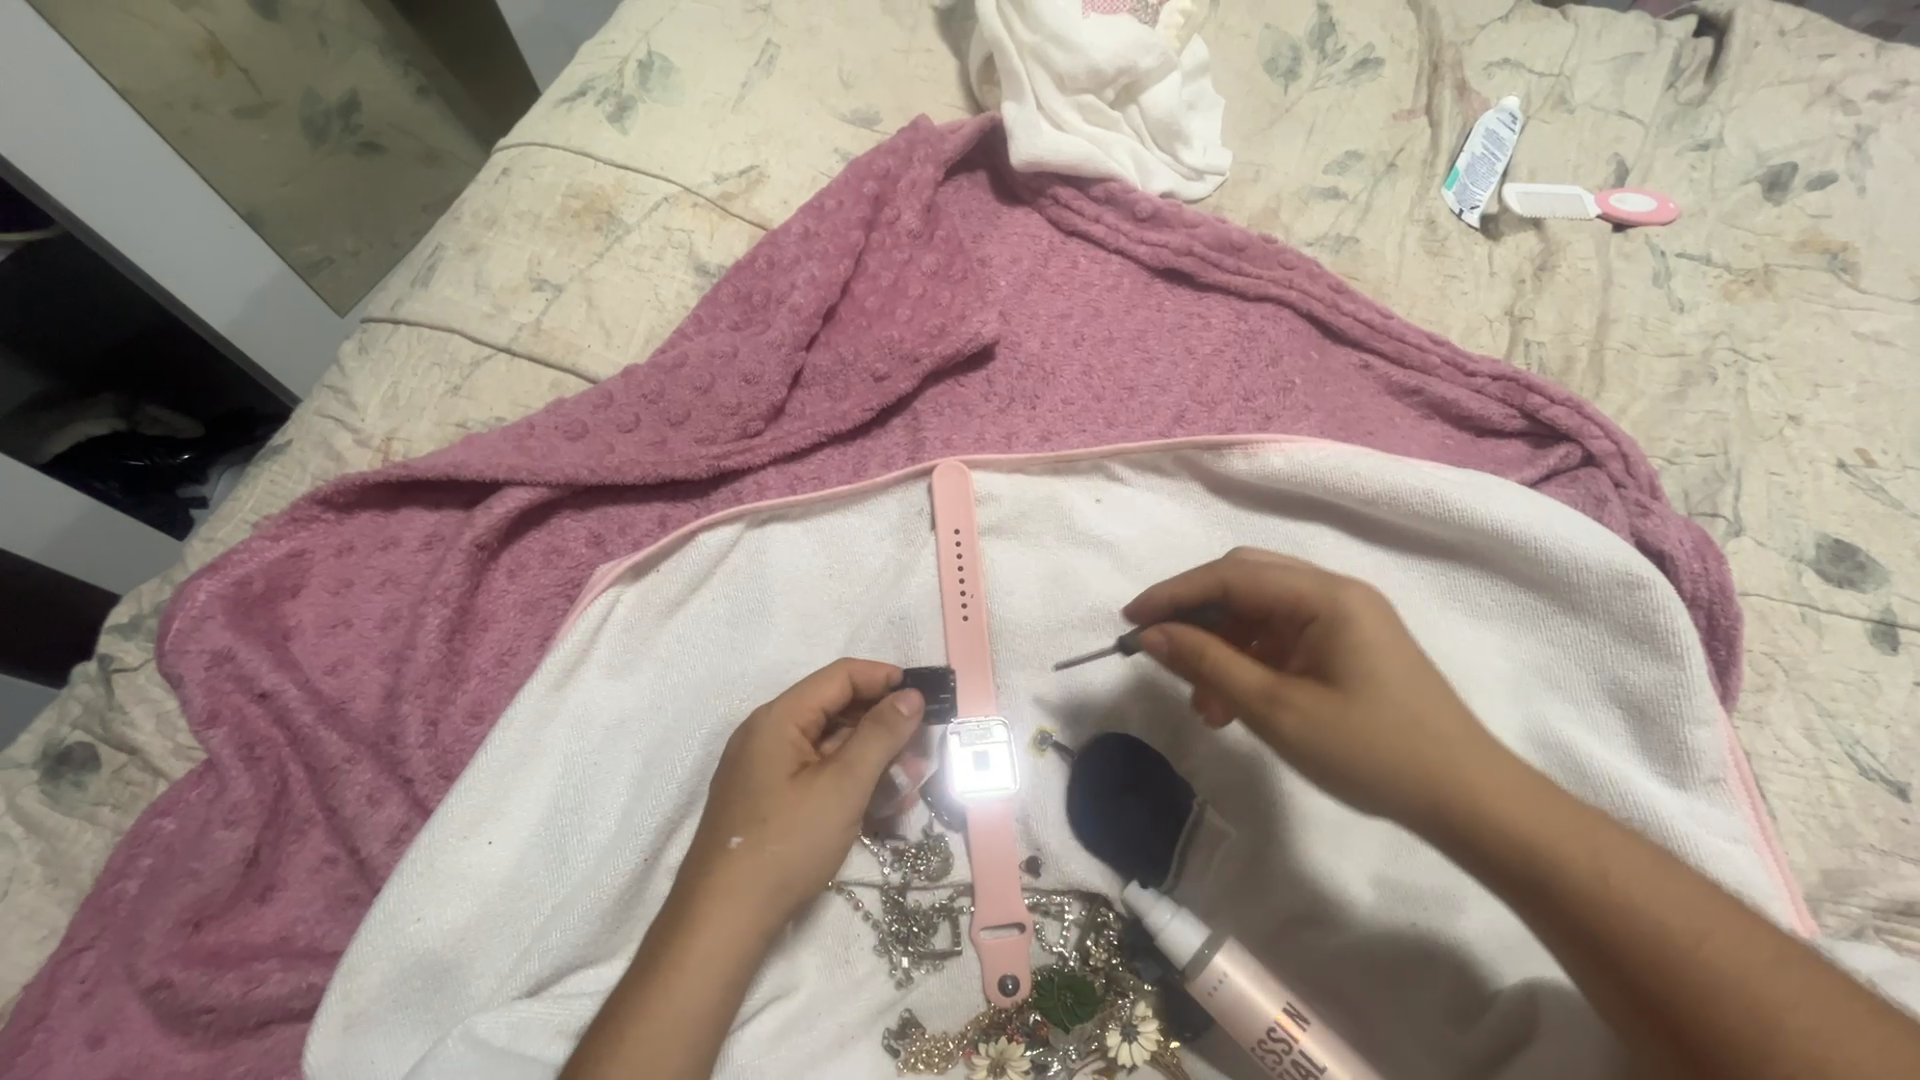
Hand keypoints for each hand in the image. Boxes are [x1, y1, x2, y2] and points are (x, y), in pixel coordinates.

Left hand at [675, 658, 925, 926]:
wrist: (724, 919)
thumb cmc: (787, 844)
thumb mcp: (843, 786)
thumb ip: (880, 735)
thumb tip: (910, 695)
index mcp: (778, 718)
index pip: (840, 676)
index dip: (885, 678)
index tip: (925, 696)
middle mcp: (768, 734)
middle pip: (835, 709)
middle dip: (883, 724)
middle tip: (923, 747)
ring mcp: (766, 769)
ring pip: (830, 746)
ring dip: (872, 758)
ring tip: (910, 783)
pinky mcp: (770, 799)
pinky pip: (818, 774)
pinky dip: (851, 782)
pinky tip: (883, 806)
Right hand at [1125, 547, 1513, 824]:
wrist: (1464, 797)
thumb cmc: (1370, 751)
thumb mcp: (1276, 709)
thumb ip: (1208, 664)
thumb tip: (1149, 635)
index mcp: (1325, 596)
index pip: (1231, 576)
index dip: (1173, 595)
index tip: (1129, 623)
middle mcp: (1335, 593)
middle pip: (1244, 582)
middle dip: (1197, 617)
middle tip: (1161, 656)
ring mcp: (1345, 618)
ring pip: (1259, 612)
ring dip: (1221, 646)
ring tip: (1206, 705)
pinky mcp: (1348, 645)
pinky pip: (1282, 636)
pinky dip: (1248, 661)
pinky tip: (1235, 703)